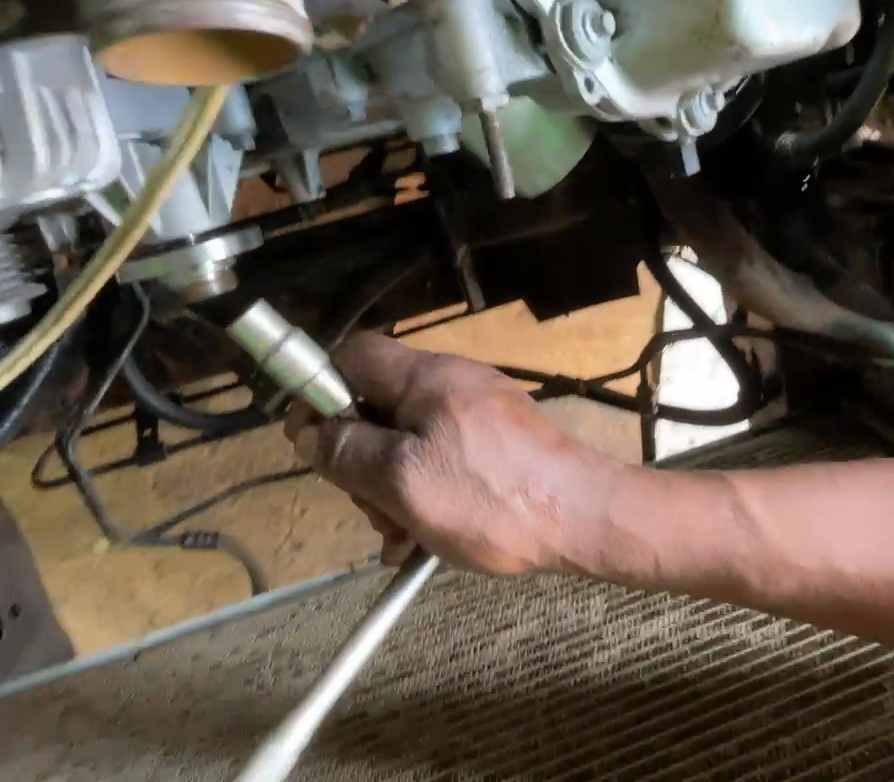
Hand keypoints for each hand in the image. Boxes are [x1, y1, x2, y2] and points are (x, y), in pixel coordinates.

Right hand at [284, 335, 625, 575]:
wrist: (585, 516)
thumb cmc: (491, 497)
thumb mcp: (404, 481)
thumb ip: (348, 453)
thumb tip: (308, 433)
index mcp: (427, 377)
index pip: (353, 355)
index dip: (318, 390)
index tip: (308, 440)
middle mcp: (452, 384)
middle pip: (378, 406)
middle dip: (362, 461)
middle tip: (373, 509)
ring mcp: (478, 413)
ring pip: (408, 442)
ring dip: (392, 489)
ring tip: (404, 537)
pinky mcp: (496, 442)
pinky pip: (441, 458)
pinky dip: (426, 493)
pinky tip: (425, 539)